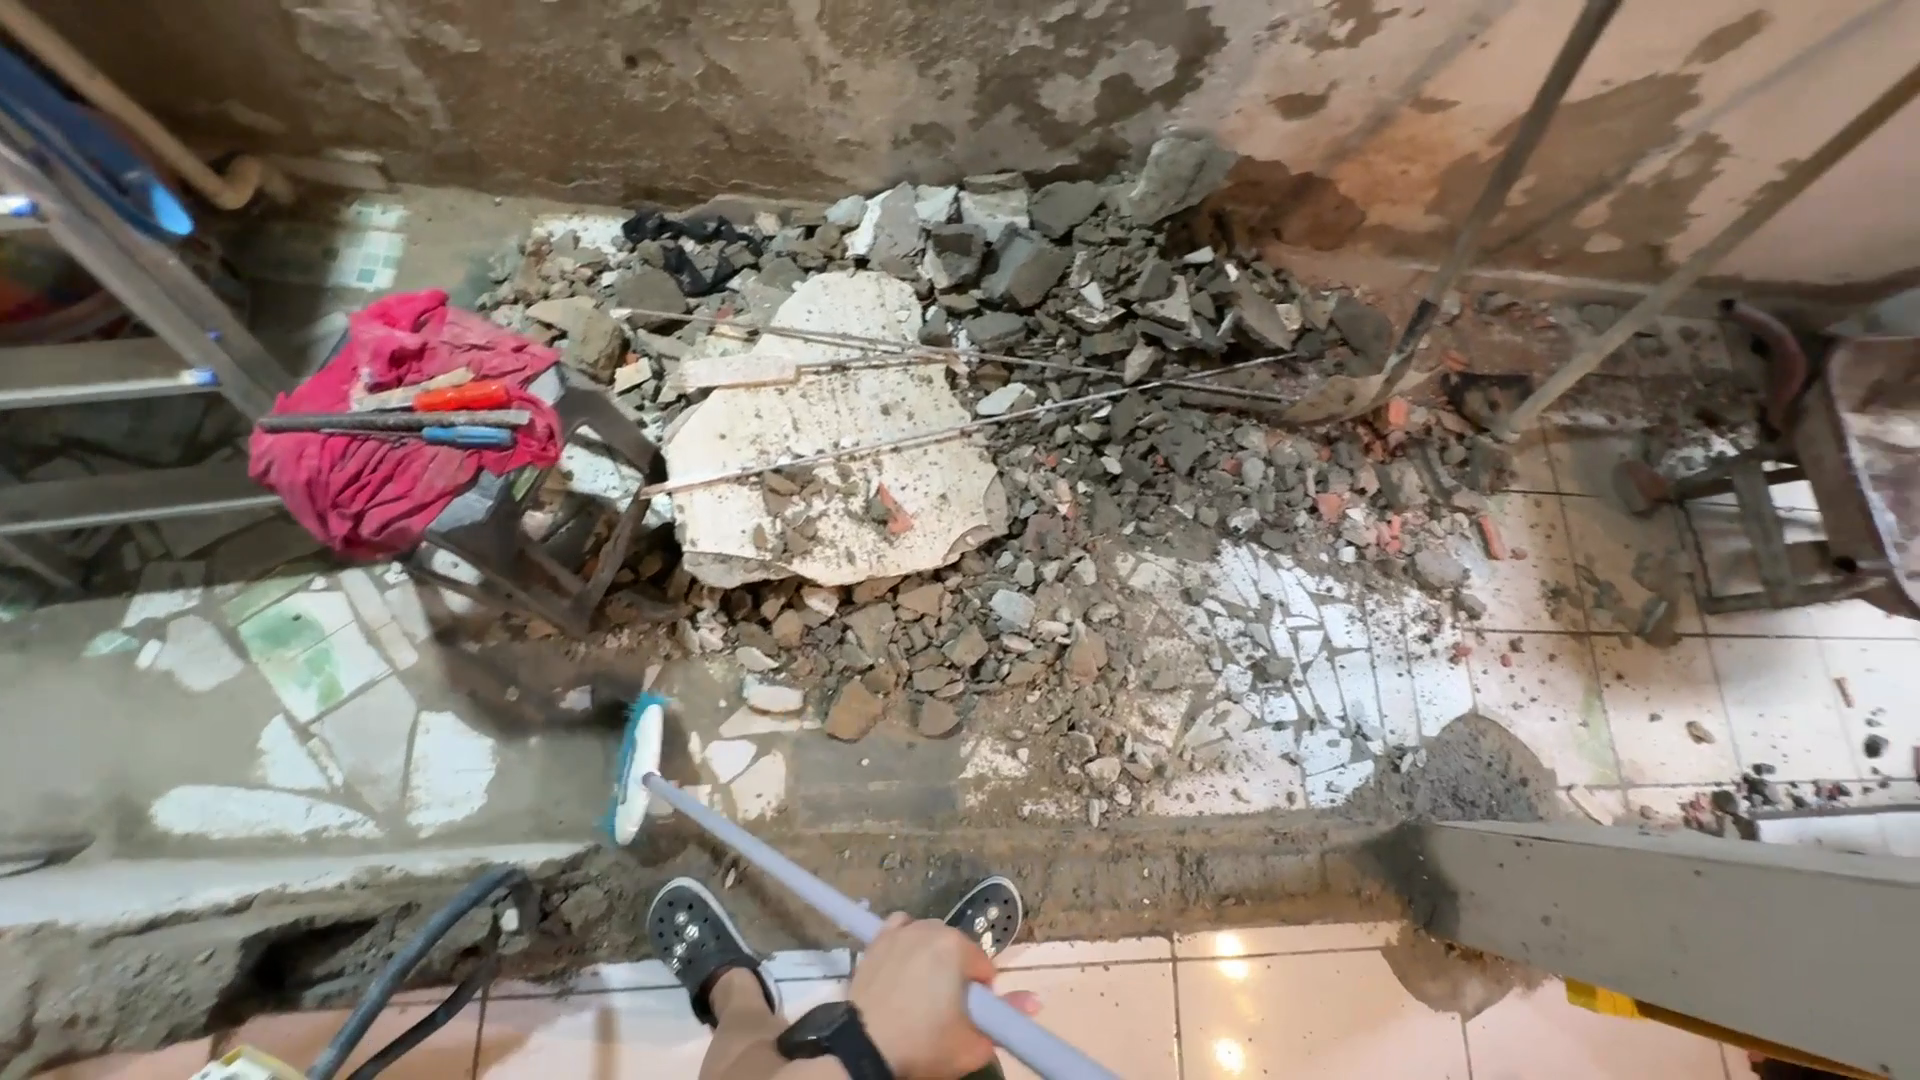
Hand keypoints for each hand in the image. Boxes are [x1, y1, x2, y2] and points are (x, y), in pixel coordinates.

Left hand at [848, 913, 1040, 1078]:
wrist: (865, 1049)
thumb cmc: (923, 1045)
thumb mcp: (973, 1044)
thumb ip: (1008, 1020)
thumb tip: (1036, 1001)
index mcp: (958, 947)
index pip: (984, 968)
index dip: (981, 996)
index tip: (967, 1018)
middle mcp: (931, 929)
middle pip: (958, 950)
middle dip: (957, 975)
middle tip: (944, 1010)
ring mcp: (901, 931)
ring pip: (931, 938)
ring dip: (933, 958)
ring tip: (923, 991)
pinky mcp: (877, 939)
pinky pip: (901, 928)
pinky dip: (907, 939)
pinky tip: (904, 963)